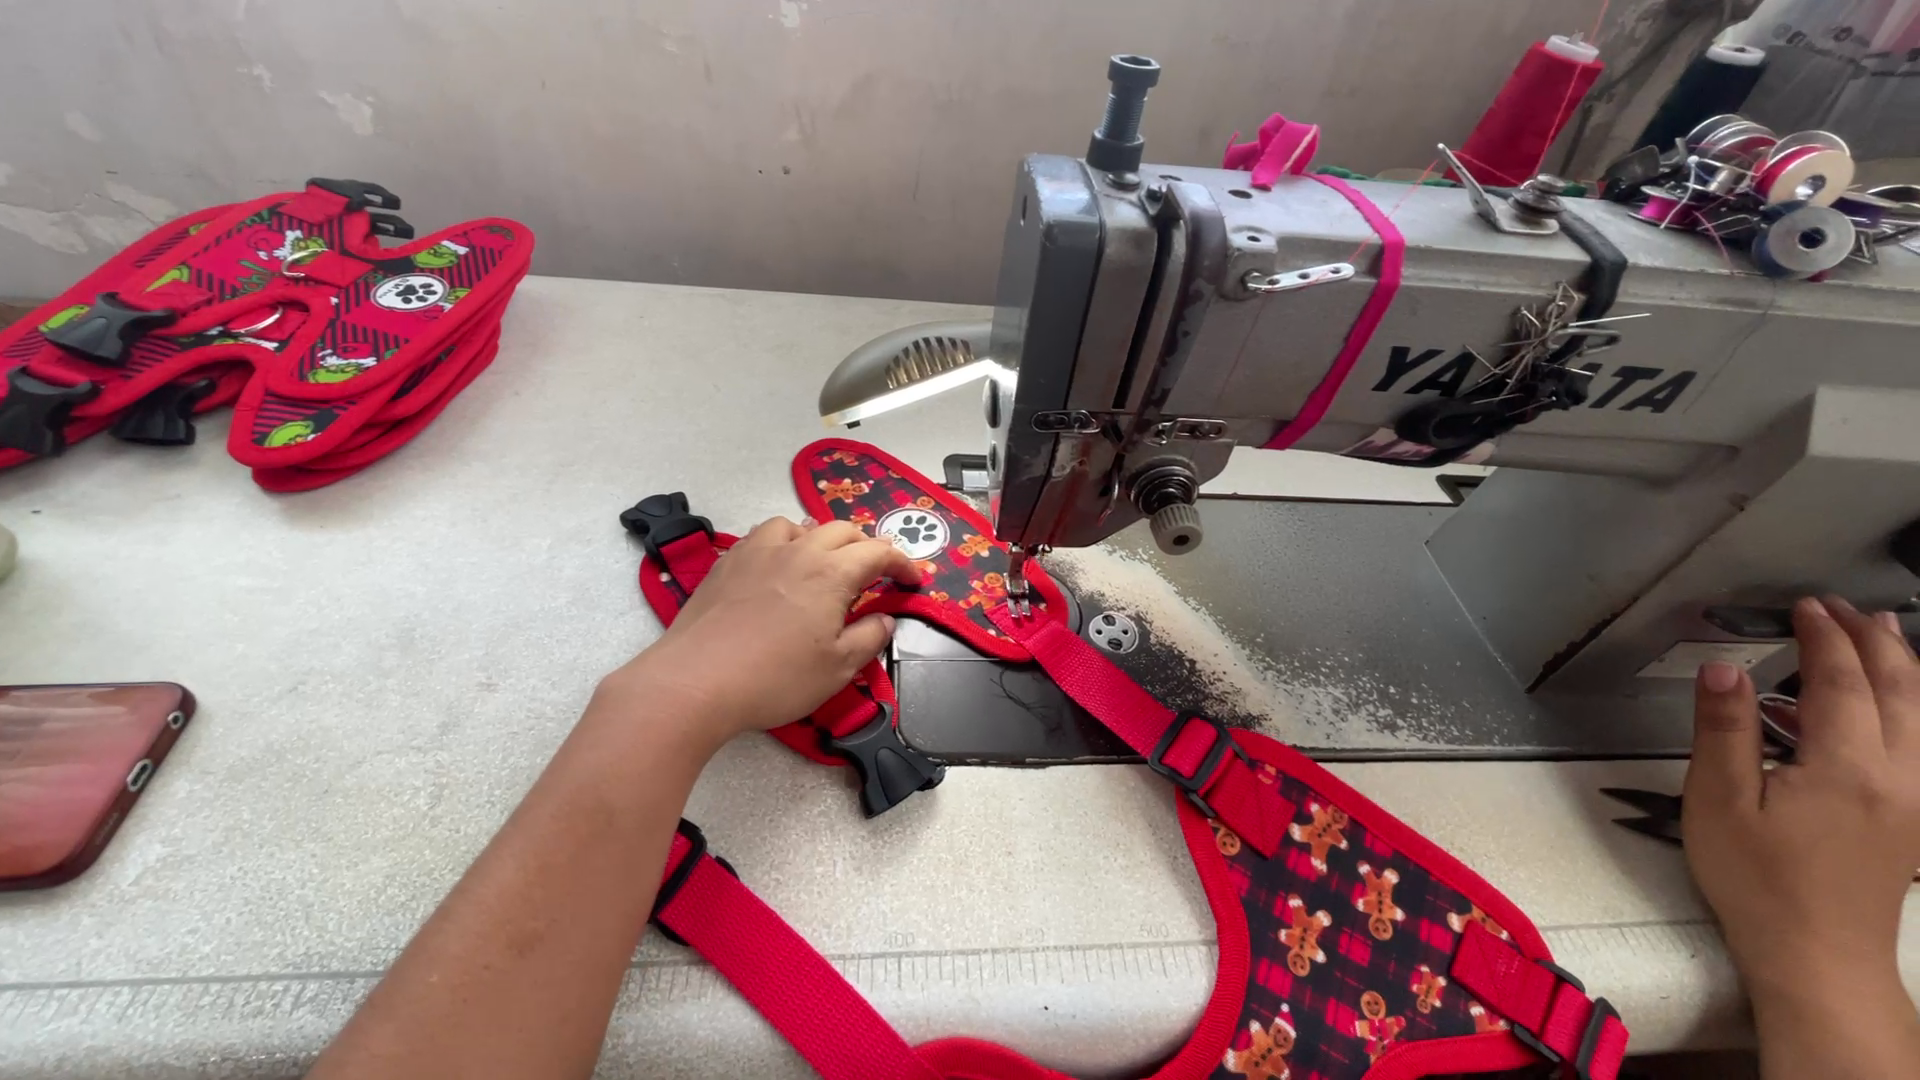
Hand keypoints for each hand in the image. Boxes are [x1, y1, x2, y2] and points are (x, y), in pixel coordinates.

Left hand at [611, 517, 918, 745]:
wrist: (696, 680)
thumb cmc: (775, 678)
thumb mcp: (837, 669)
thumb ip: (869, 638)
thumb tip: (884, 619)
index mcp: (832, 573)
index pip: (878, 553)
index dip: (902, 564)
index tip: (913, 580)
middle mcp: (798, 550)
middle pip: (842, 530)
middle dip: (866, 547)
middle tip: (875, 573)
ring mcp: (758, 552)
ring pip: (799, 525)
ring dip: (821, 538)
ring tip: (825, 562)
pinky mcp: (727, 562)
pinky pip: (764, 535)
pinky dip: (784, 542)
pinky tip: (779, 565)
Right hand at [1684, 596, 1919, 1007]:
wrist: (1815, 951)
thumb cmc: (1753, 874)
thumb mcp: (1718, 799)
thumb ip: (1725, 730)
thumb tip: (1723, 668)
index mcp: (1848, 770)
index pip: (1842, 685)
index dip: (1825, 640)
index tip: (1805, 606)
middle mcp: (1903, 778)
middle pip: (1903, 694)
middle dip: (1876, 643)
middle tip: (1846, 607)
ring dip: (1906, 670)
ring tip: (1884, 633)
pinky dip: (1913, 708)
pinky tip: (1890, 702)